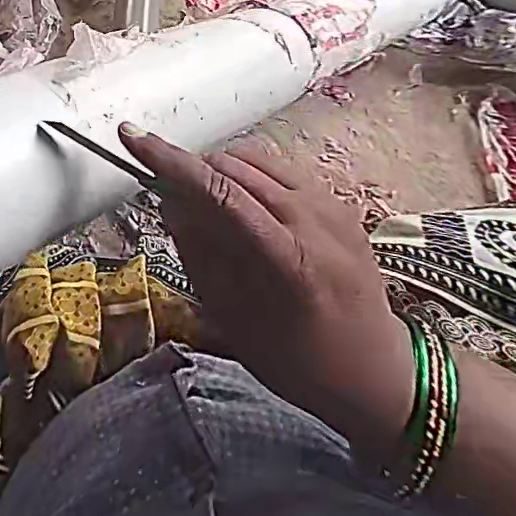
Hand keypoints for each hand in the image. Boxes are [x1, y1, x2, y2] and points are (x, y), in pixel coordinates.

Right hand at [118, 127, 415, 458]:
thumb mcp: (235, 319)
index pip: (218, 192)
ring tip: (208, 208)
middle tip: (171, 200)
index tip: (131, 135)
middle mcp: (318, 224)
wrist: (383, 379)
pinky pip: (277, 169)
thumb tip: (169, 201)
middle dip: (190, 171)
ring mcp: (335, 209)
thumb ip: (199, 253)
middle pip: (231, 167)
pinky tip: (242, 207)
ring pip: (253, 160)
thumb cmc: (302, 363)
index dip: (169, 161)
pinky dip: (246, 176)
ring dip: (217, 171)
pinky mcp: (342, 204)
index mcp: (292, 262)